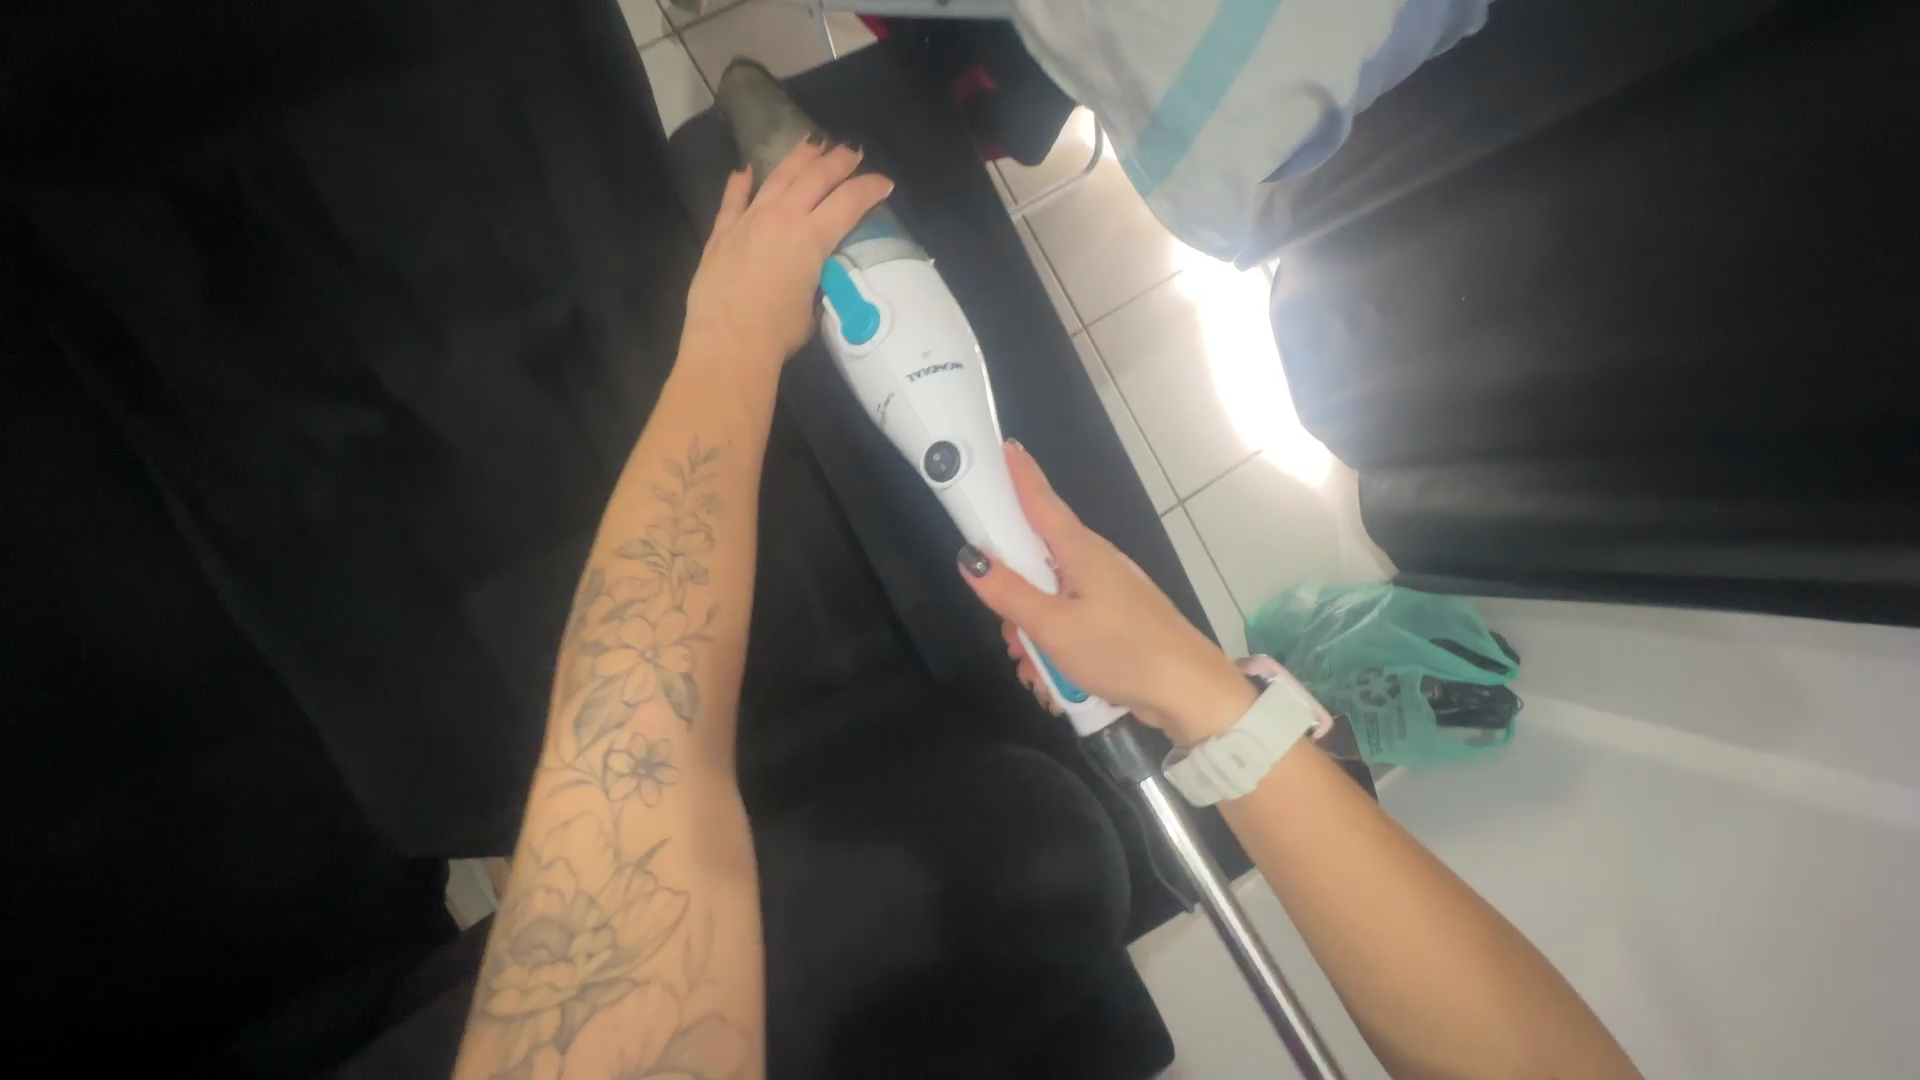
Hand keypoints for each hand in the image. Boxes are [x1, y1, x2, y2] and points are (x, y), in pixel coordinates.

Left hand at [682, 139, 893, 365]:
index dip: (870, 189)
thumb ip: (817, 283)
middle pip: (815, 178)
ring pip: (778, 178)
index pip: (849, 202)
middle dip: (838, 161)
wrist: (728, 342)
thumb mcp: (813, 308)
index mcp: (812, 238)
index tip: (884, 183)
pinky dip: (741, 182)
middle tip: (852, 152)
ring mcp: (749, 220)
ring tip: (812, 145)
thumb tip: (815, 279)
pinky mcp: (722, 232)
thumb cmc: (778, 334)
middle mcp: (782, 217)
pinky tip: (746, 169)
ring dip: (798, 159)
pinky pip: (733, 199)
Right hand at [957, 442, 1253, 743]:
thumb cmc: (1121, 650)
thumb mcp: (1054, 626)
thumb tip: (972, 558)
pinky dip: (1056, 648)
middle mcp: (1093, 563)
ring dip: (1033, 633)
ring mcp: (1106, 593)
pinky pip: (1070, 624)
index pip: (1040, 499)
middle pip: (1036, 560)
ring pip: (1049, 600)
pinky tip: (1054, 681)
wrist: (1189, 693)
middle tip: (1008, 631)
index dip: (1017, 474)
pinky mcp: (1115, 621)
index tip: (1000, 447)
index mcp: (1079, 550)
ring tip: (1035, 670)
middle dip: (1012, 595)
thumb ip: (1009, 593)